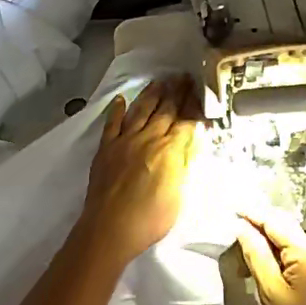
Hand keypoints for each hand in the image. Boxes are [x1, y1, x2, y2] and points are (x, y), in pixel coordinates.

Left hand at [78, 76, 198, 263]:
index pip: (186, 121)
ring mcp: (124, 141)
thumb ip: (184, 166)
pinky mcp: (106, 148)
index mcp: (170, 150)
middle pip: (165, 109)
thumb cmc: (150, 218)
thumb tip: (191, 143)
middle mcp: (148, 138)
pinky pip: (112, 123)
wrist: (110, 227)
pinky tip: (120, 99)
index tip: (199, 91)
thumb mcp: (179, 195)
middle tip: (183, 77)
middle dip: (176, 92)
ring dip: (151, 94)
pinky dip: (116, 110)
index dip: (194, 105)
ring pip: (140, 110)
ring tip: (160, 81)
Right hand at [236, 208, 305, 304]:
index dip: (255, 215)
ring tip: (276, 282)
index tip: (237, 210)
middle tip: (247, 259)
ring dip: (290, 258)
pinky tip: (302, 291)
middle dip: (271, 243)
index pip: (277, 223)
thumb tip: (242, 227)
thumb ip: (256, 255)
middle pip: (293, 237)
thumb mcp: (271, 294)